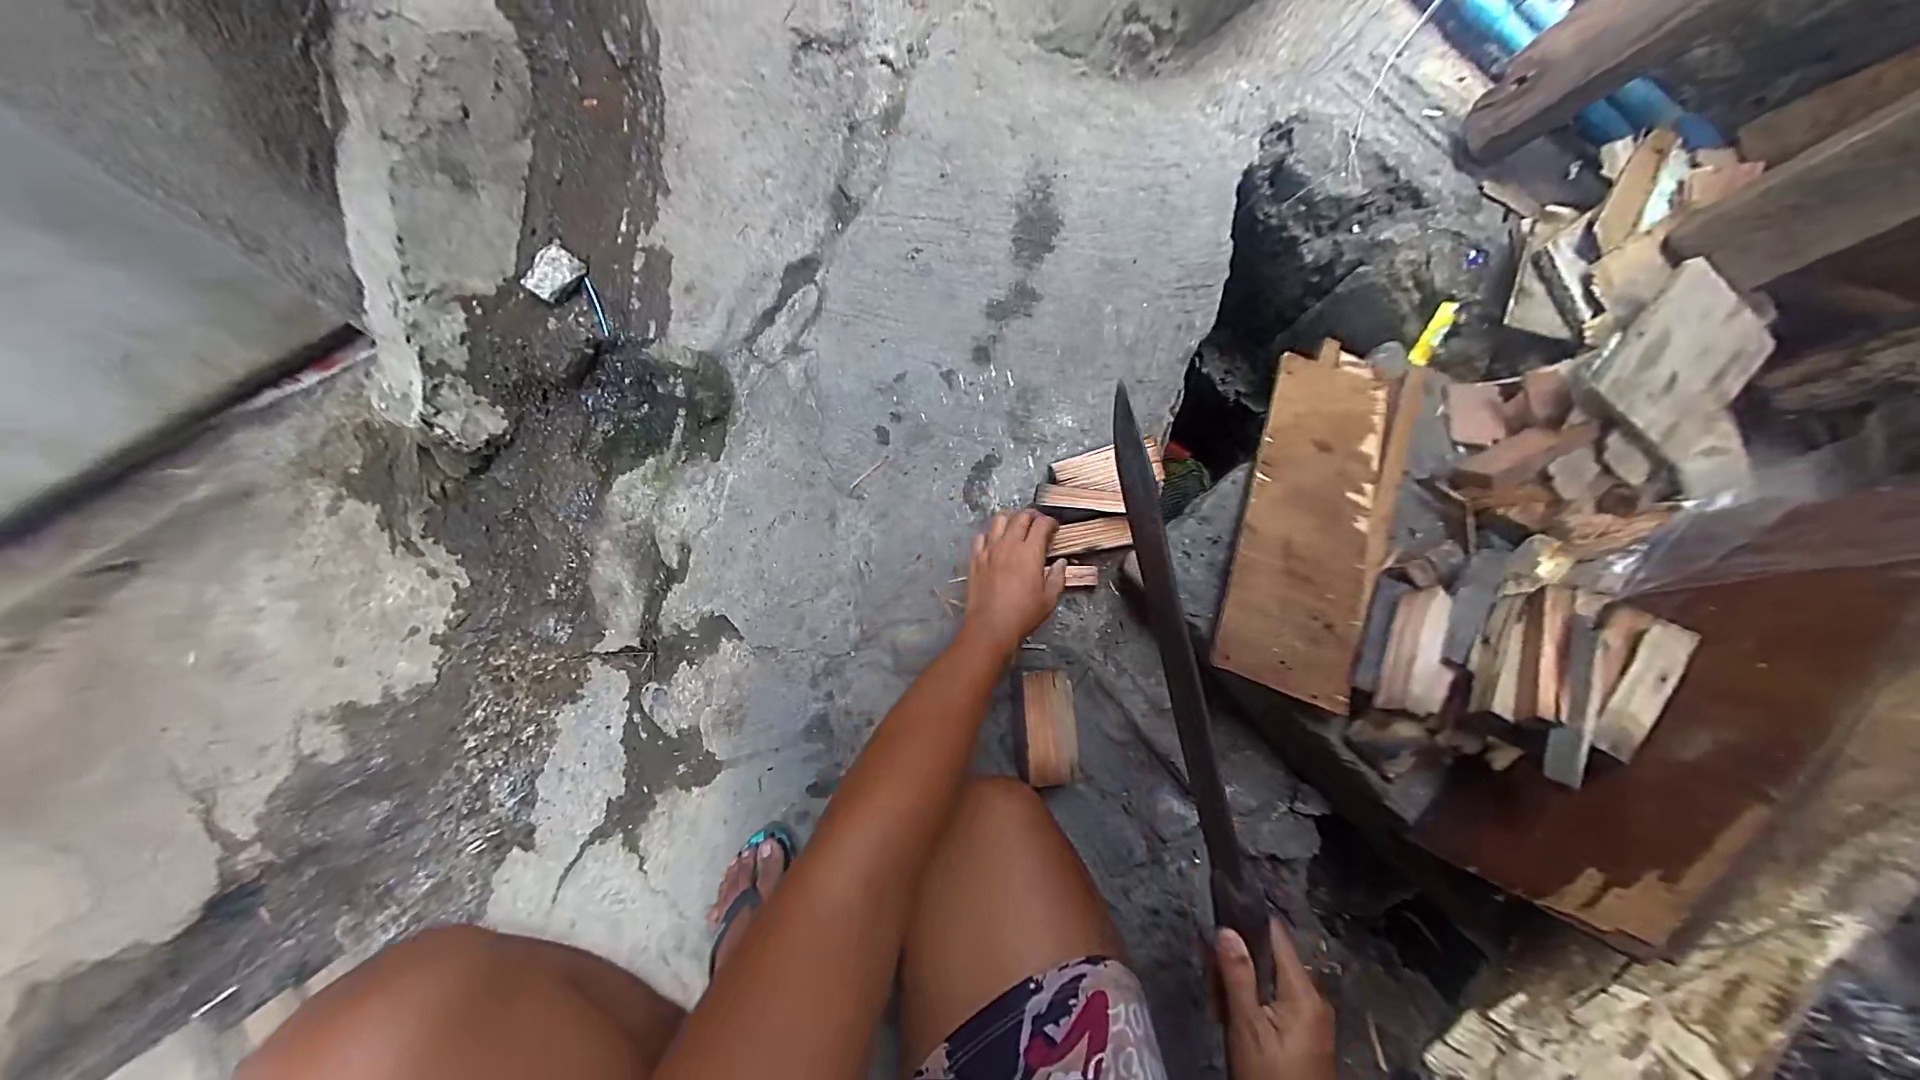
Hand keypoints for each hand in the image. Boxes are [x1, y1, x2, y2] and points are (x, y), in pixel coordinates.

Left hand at [960, 510, 1065, 653]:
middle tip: (1037, 523)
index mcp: (1030, 552)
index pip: (1042, 524)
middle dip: (1032, 516)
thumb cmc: (1023, 615)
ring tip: (1016, 527)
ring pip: (999, 520)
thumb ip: (1057, 577)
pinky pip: (981, 537)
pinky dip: (990, 535)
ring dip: (1010, 520)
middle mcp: (1009, 545)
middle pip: (1021, 517)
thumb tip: (1060, 563)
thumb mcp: (1049, 599)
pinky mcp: (975, 559)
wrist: (990, 626)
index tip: (1054, 527)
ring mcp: (989, 550)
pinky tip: (994, 542)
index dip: (1050, 522)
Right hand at [1216, 919, 1334, 1079]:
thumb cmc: (1269, 1077)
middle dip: (1236, 962)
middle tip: (1210, 979)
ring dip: (1240, 984)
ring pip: (1268, 980)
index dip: (1246, 922)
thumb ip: (1237, 975)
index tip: (1217, 921)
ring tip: (1218, 1004)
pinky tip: (1231, 1016)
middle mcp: (1314, 998)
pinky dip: (1251, 1001)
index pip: (1276, 935)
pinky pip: (1274, 1000)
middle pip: (1269, 958)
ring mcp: (1311, 1016)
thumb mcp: (1247, 1027)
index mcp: (1304, 992)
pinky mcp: (1304, 1032)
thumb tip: (1226, 928)